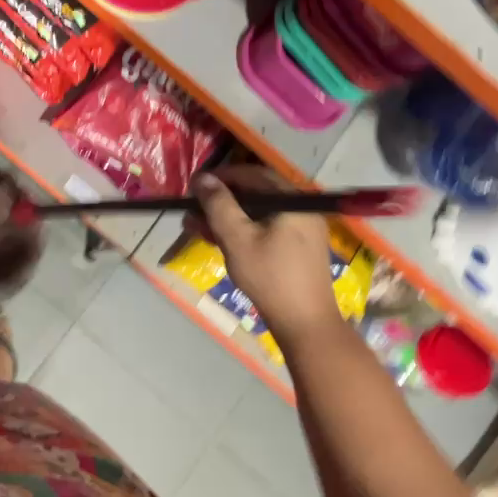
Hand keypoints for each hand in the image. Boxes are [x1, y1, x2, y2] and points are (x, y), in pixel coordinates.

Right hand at [191, 167, 344, 339]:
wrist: (305, 322)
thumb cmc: (270, 277)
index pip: (253, 174)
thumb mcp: (237, 238)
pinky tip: (220, 241)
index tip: (194, 186)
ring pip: (258, 214)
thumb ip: (219, 205)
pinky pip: (266, 229)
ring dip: (227, 217)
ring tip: (197, 226)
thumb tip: (203, 178)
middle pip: (256, 194)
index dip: (221, 177)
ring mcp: (303, 229)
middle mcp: (301, 209)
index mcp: (292, 200)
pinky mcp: (299, 248)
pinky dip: (243, 231)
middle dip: (220, 200)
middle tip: (192, 209)